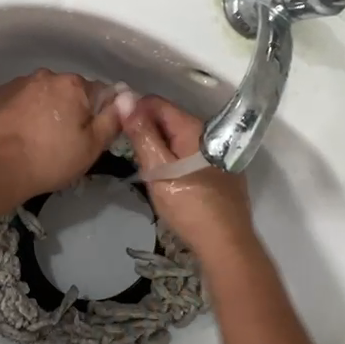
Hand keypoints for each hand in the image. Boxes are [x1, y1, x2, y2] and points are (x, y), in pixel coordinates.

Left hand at [0, 70, 124, 203]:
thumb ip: (113, 119)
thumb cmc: (49, 160)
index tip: (90, 136)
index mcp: (73, 84)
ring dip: (45, 111)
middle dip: (70, 111)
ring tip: (37, 141)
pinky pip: (19, 101)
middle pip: (68, 92)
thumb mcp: (91, 147)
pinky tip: (18, 136)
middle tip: (63, 142)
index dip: (99, 115)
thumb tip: (127, 99)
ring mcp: (18, 83)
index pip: (99, 92)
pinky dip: (23, 113)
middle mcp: (46, 75)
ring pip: (42, 95)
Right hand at [122, 96, 256, 261]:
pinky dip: (175, 160)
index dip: (134, 112)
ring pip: (178, 139)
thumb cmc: (189, 206)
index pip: (156, 103)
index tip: (119, 131)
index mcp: (193, 127)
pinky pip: (190, 155)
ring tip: (147, 171)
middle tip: (132, 157)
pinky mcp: (220, 171)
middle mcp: (208, 133)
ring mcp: (217, 153)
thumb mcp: (158, 169)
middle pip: (168, 120)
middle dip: (146, 132)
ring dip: (159, 148)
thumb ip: (142, 134)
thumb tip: (126, 99)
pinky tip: (169, 181)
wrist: (226, 244)